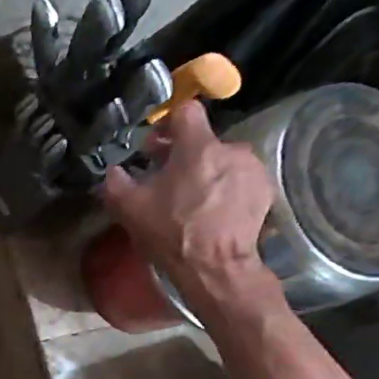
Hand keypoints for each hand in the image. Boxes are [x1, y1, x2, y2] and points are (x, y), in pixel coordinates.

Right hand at [101, 100, 278, 313]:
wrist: (216, 267)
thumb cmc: (171, 232)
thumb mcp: (129, 208)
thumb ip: (115, 182)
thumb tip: (113, 171)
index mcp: (198, 147)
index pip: (185, 111)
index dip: (167, 122)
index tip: (156, 143)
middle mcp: (231, 150)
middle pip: (203, 141)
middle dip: (184, 155)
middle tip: (166, 178)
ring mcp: (252, 170)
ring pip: (222, 161)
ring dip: (206, 172)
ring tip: (191, 198)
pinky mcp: (265, 190)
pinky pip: (239, 179)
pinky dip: (225, 188)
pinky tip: (212, 210)